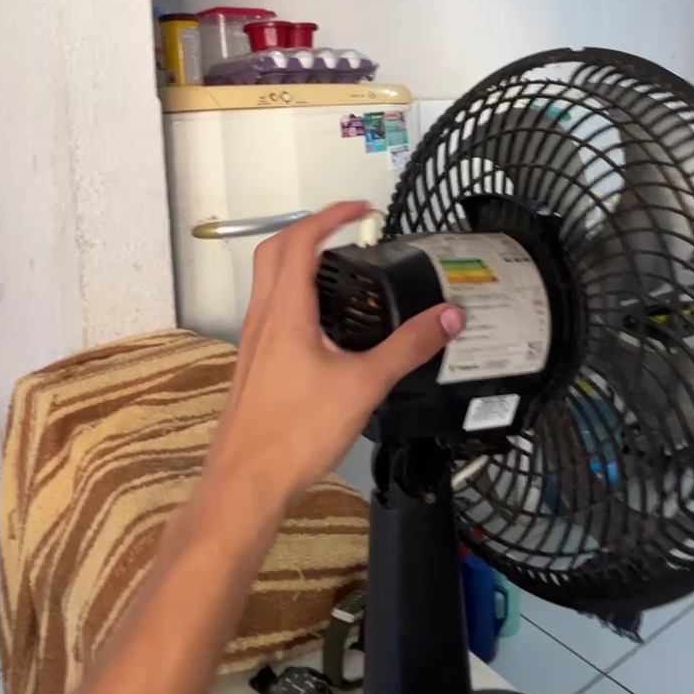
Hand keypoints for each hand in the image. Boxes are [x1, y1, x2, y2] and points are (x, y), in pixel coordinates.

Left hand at [205, 201, 462, 510]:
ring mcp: (254, 340)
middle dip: (309, 228)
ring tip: (338, 266)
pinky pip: (270, 309)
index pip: (301, 241)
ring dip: (297, 259)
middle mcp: (263, 318)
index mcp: (286, 311)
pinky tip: (321, 322)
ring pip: (268, 280)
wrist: (246, 483)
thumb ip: (409, 347)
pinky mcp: (255, 363)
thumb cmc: (294, 434)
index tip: (360, 209)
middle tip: (345, 227)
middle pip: (275, 250)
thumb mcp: (364, 385)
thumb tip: (447, 317)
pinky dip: (293, 293)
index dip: (330, 215)